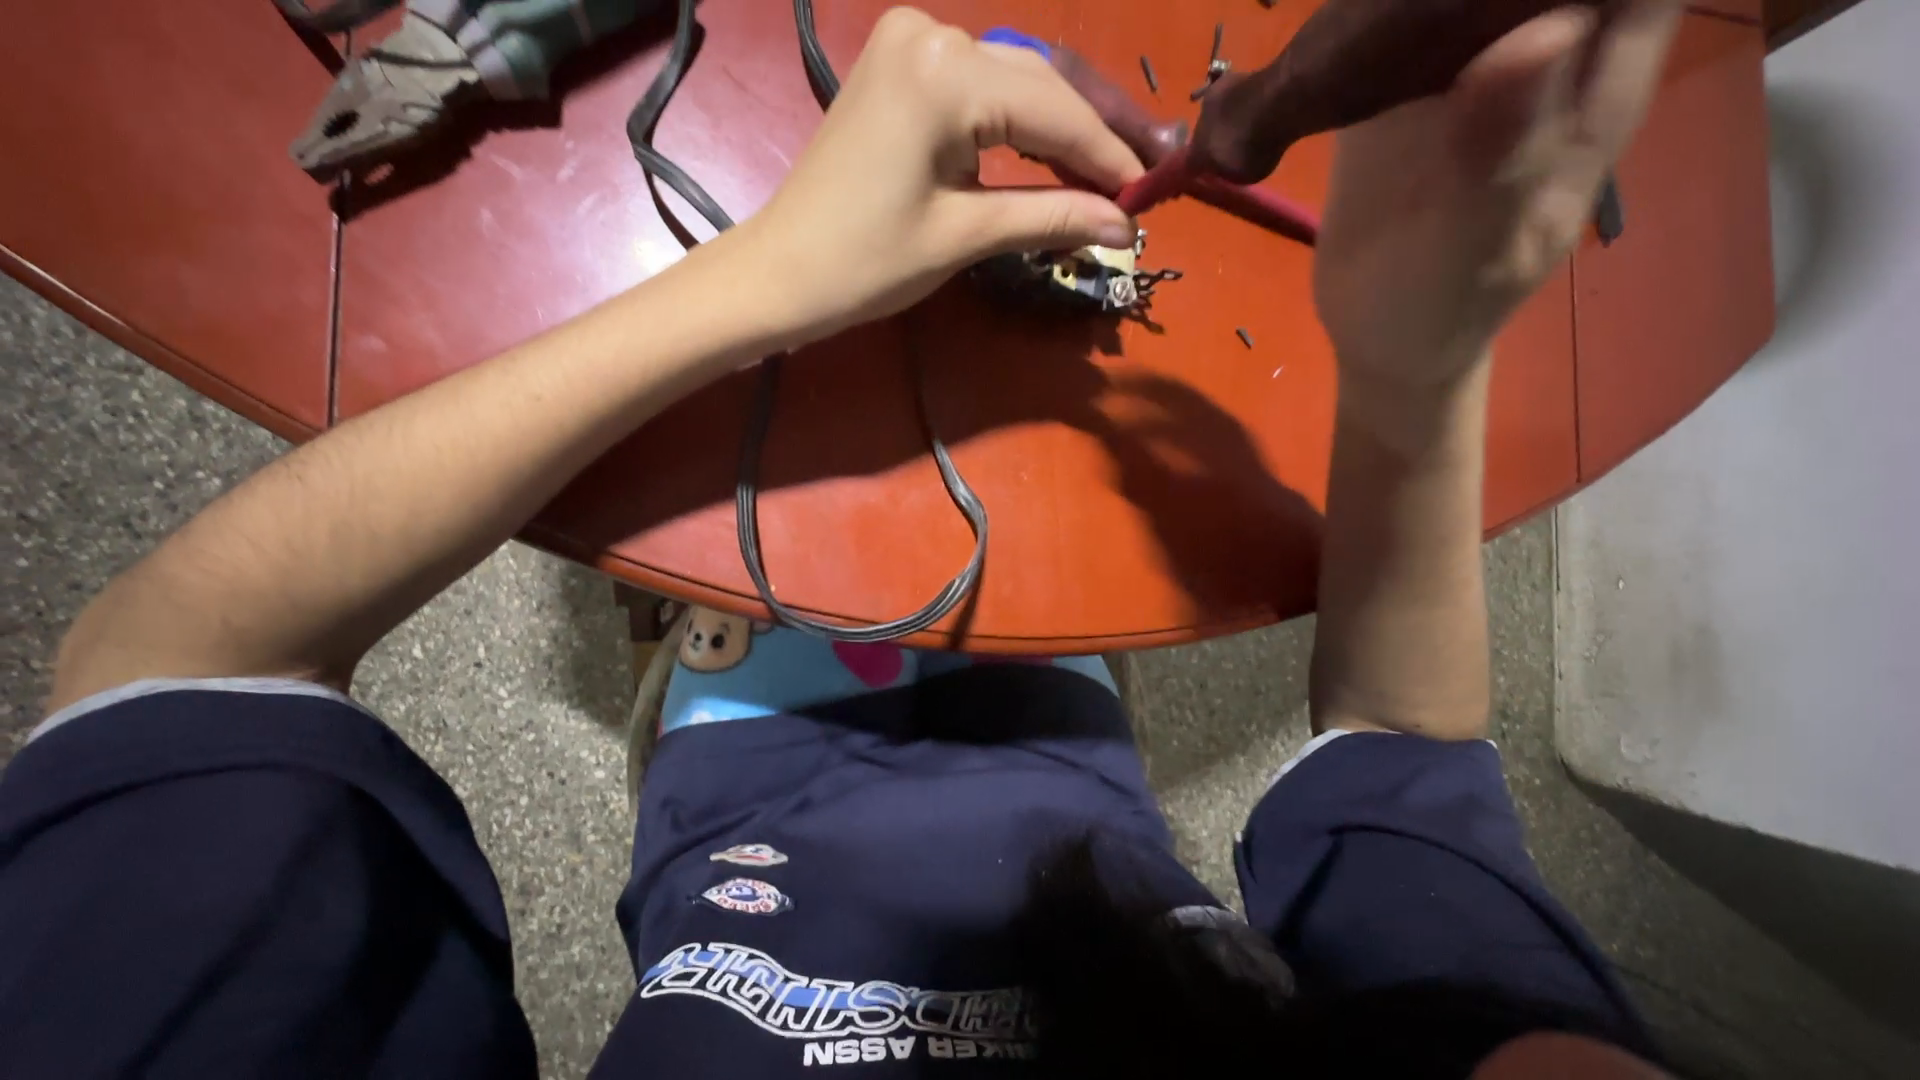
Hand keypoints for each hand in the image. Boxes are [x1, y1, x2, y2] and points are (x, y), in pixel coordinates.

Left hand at [738, 7, 1144, 344]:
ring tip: (1104, 174)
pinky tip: (1049, 155)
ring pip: (1012, 82)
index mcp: (946, 75)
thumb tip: (1125, 223)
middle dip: (1089, 136)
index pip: (1054, 108)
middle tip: (1139, 180)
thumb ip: (1052, 216)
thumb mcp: (966, 237)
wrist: (780, 272)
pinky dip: (1015, 123)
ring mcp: (909, 45)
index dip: (1106, 154)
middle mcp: (931, 36)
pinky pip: (978, 88)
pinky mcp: (897, 67)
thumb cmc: (865, 263)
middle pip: (1038, 83)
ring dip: (1057, 128)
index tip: (1150, 193)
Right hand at [1312, 0, 1682, 395]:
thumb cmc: (1445, 306)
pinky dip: (1364, 9)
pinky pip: (1387, 26)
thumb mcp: (1481, 246)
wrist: (1377, 341)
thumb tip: (1541, 33)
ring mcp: (1460, 69)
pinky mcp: (1391, 90)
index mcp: (1592, 88)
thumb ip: (1508, 155)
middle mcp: (1537, 56)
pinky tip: (1338, 12)